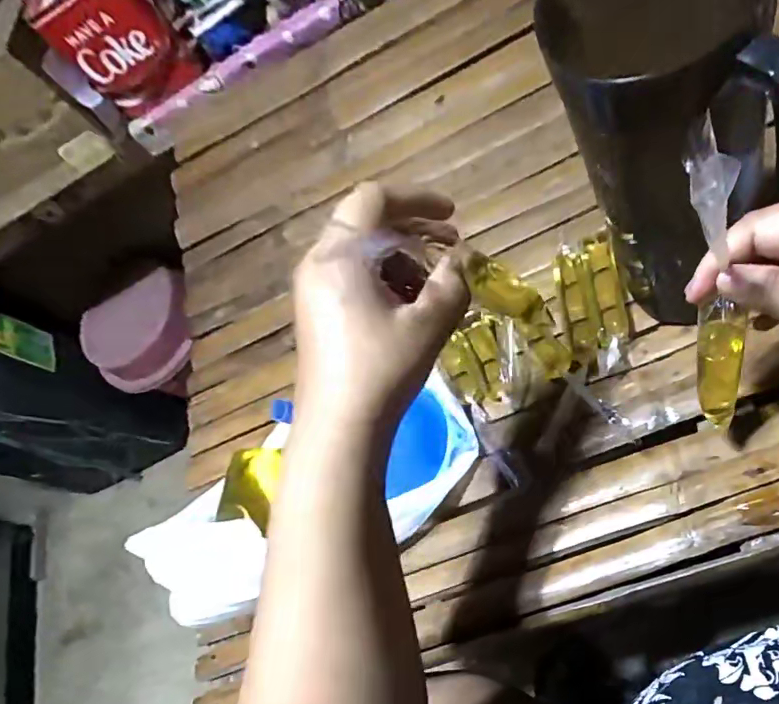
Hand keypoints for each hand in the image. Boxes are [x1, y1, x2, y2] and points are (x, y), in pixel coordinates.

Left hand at [292, 184, 469, 437]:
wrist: (340, 428)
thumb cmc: (383, 371)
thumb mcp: (428, 325)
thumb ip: (452, 284)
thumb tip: (464, 260)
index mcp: (340, 255)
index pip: (375, 200)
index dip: (418, 201)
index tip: (453, 217)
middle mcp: (319, 264)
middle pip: (367, 225)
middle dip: (414, 233)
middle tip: (452, 251)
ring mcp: (314, 291)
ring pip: (362, 255)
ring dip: (403, 261)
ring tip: (435, 292)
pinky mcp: (318, 316)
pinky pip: (353, 280)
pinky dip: (385, 282)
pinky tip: (410, 312)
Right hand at [683, 200, 778, 379]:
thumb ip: (768, 289)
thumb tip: (723, 276)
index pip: (756, 227)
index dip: (717, 258)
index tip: (691, 298)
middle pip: (772, 236)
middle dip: (735, 268)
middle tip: (707, 306)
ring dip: (758, 282)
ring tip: (733, 314)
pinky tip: (773, 318)